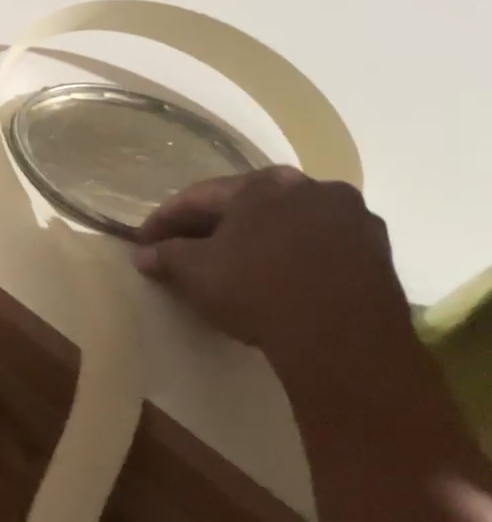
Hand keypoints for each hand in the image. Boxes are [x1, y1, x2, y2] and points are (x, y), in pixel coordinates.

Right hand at [131, 166, 408, 350]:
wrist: (342, 337)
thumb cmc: (255, 289)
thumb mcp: (191, 271)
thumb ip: (164, 255)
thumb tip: (144, 254)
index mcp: (262, 184)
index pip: (197, 196)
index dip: (163, 220)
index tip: (142, 242)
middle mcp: (311, 187)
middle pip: (246, 204)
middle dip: (211, 226)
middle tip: (183, 250)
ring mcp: (352, 216)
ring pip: (285, 222)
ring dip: (253, 238)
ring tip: (229, 264)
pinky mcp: (377, 249)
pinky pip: (318, 242)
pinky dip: (290, 253)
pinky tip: (273, 276)